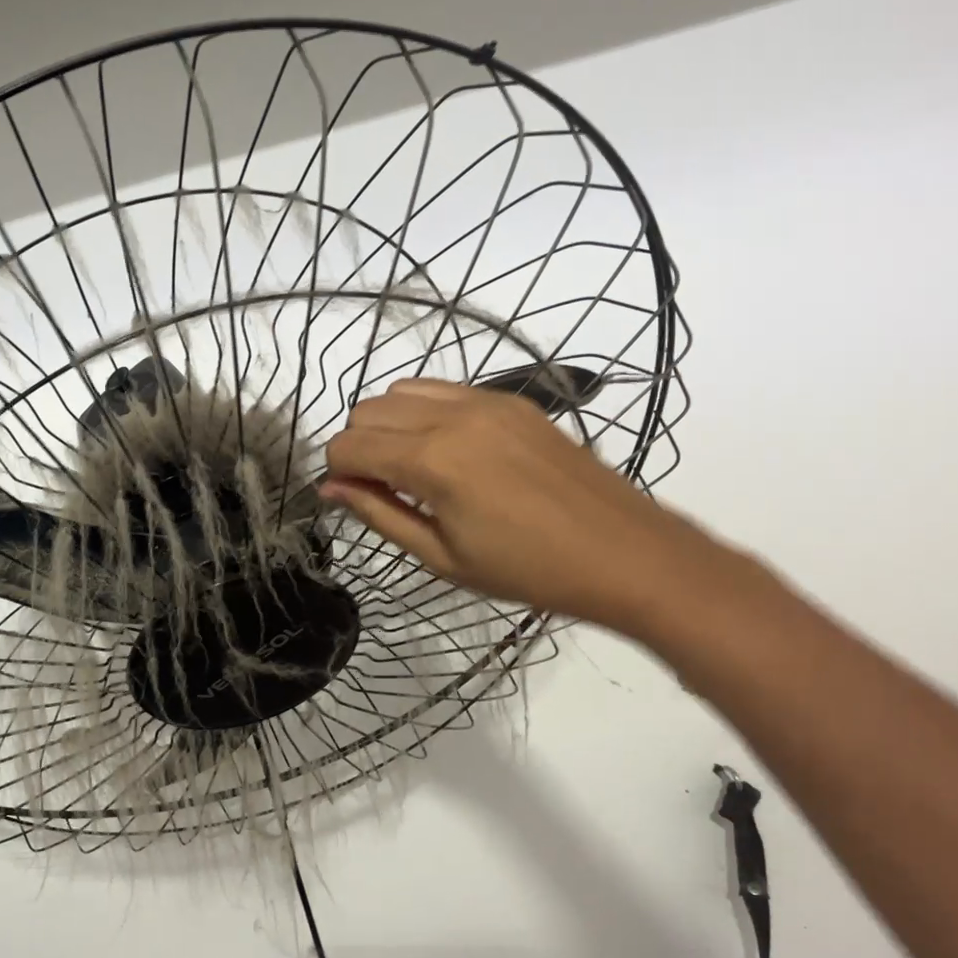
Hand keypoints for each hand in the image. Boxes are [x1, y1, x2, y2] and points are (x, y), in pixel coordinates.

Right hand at [320, 378, 743, 632]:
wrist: (626, 553)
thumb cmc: (527, 569)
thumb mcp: (440, 556)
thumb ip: (378, 514)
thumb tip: (330, 489)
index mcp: (432, 461)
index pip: (348, 445)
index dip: (337, 474)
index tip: (354, 500)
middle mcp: (452, 416)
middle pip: (367, 410)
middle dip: (358, 447)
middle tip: (380, 488)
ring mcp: (486, 401)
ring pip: (400, 391)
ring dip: (388, 424)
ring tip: (411, 468)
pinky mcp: (512, 400)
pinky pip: (442, 388)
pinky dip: (423, 412)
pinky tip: (446, 451)